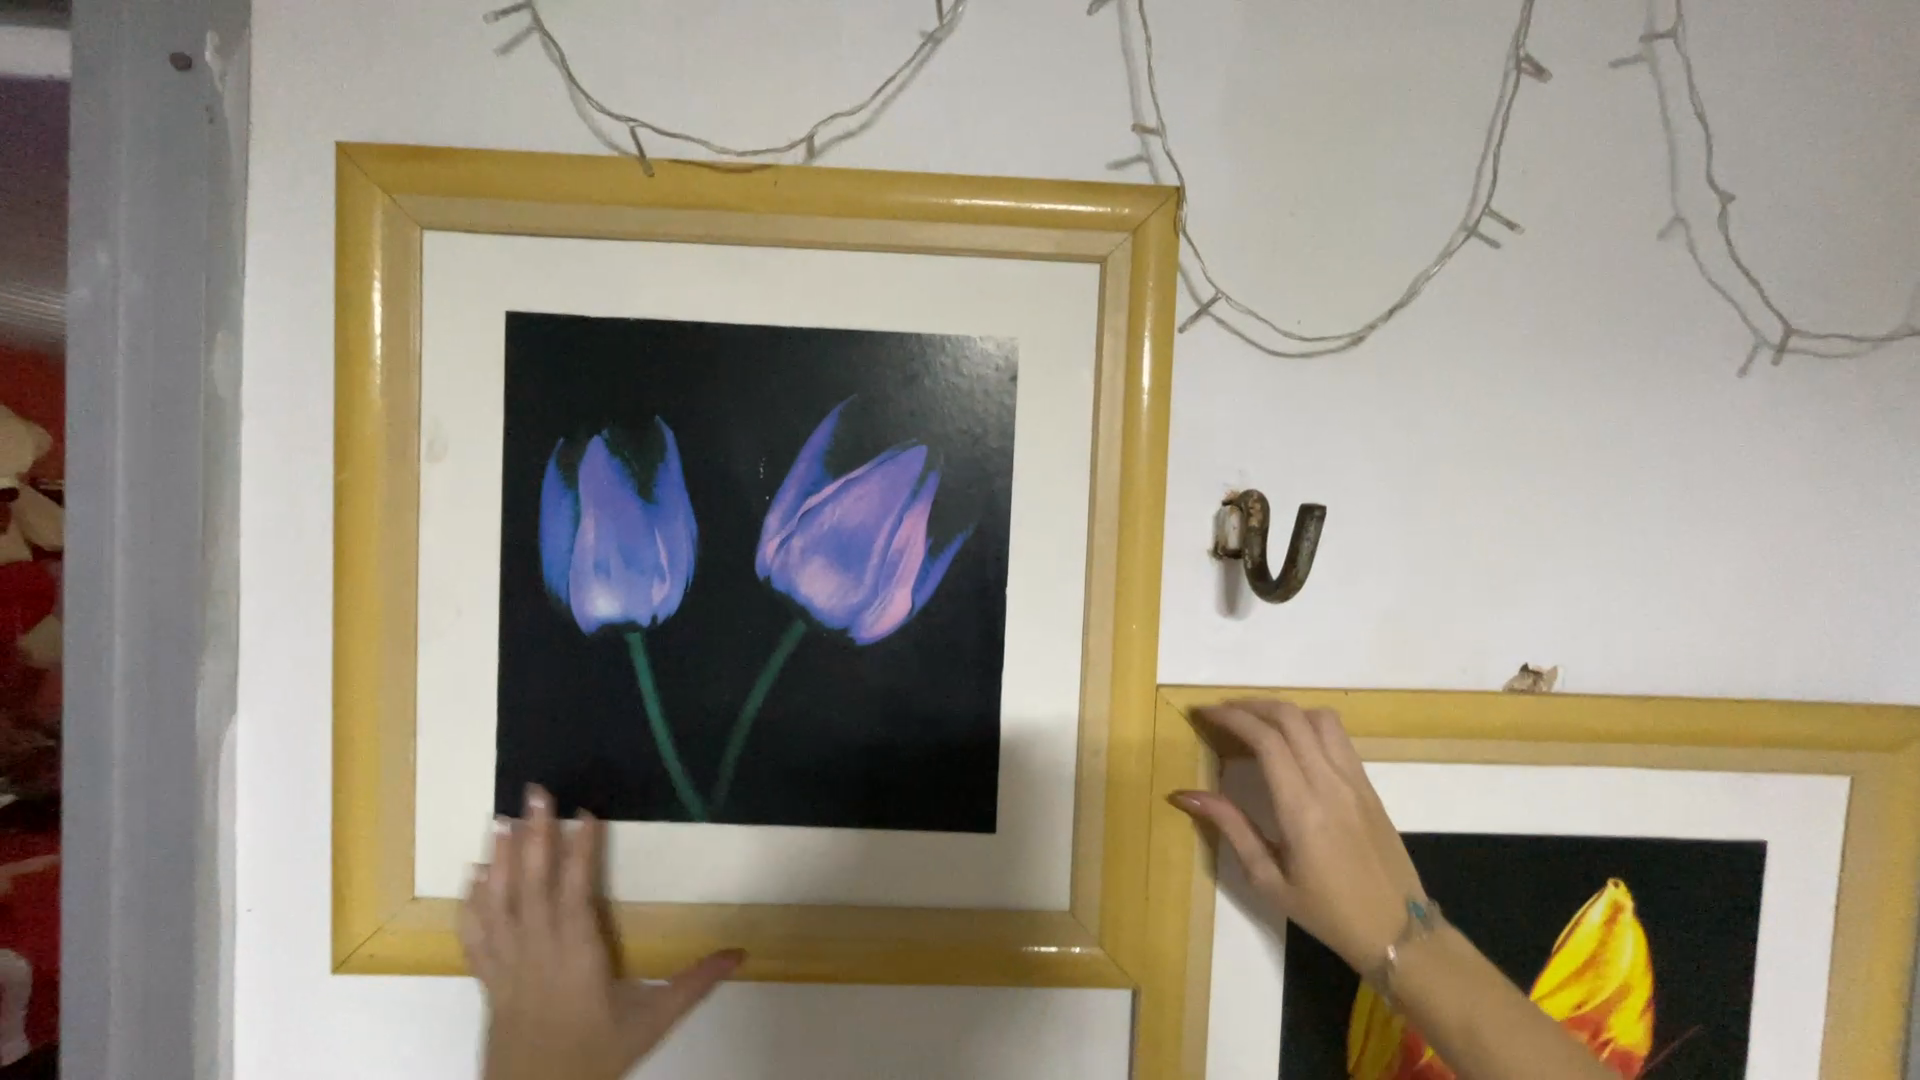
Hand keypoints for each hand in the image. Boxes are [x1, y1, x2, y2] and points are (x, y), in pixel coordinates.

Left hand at [463, 786, 742, 1079]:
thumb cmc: (594, 1059)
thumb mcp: (652, 1025)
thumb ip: (694, 985)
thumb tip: (740, 952)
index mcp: (576, 957)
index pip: (575, 892)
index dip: (580, 851)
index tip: (585, 812)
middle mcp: (537, 952)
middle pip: (532, 885)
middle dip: (535, 835)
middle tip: (535, 792)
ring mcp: (505, 966)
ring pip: (498, 902)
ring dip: (500, 858)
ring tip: (502, 818)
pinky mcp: (487, 981)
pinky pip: (474, 934)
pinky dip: (471, 901)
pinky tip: (472, 874)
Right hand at [1171, 700, 1422, 972]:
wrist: (1398, 933)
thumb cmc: (1327, 912)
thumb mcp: (1268, 880)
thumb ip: (1230, 828)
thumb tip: (1186, 795)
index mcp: (1302, 807)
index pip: (1266, 739)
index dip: (1231, 718)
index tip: (1204, 713)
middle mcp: (1330, 783)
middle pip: (1291, 717)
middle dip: (1251, 706)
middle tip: (1222, 713)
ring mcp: (1355, 781)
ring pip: (1319, 718)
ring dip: (1283, 711)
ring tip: (1256, 723)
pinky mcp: (1369, 786)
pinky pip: (1338, 737)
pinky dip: (1307, 725)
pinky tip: (1290, 743)